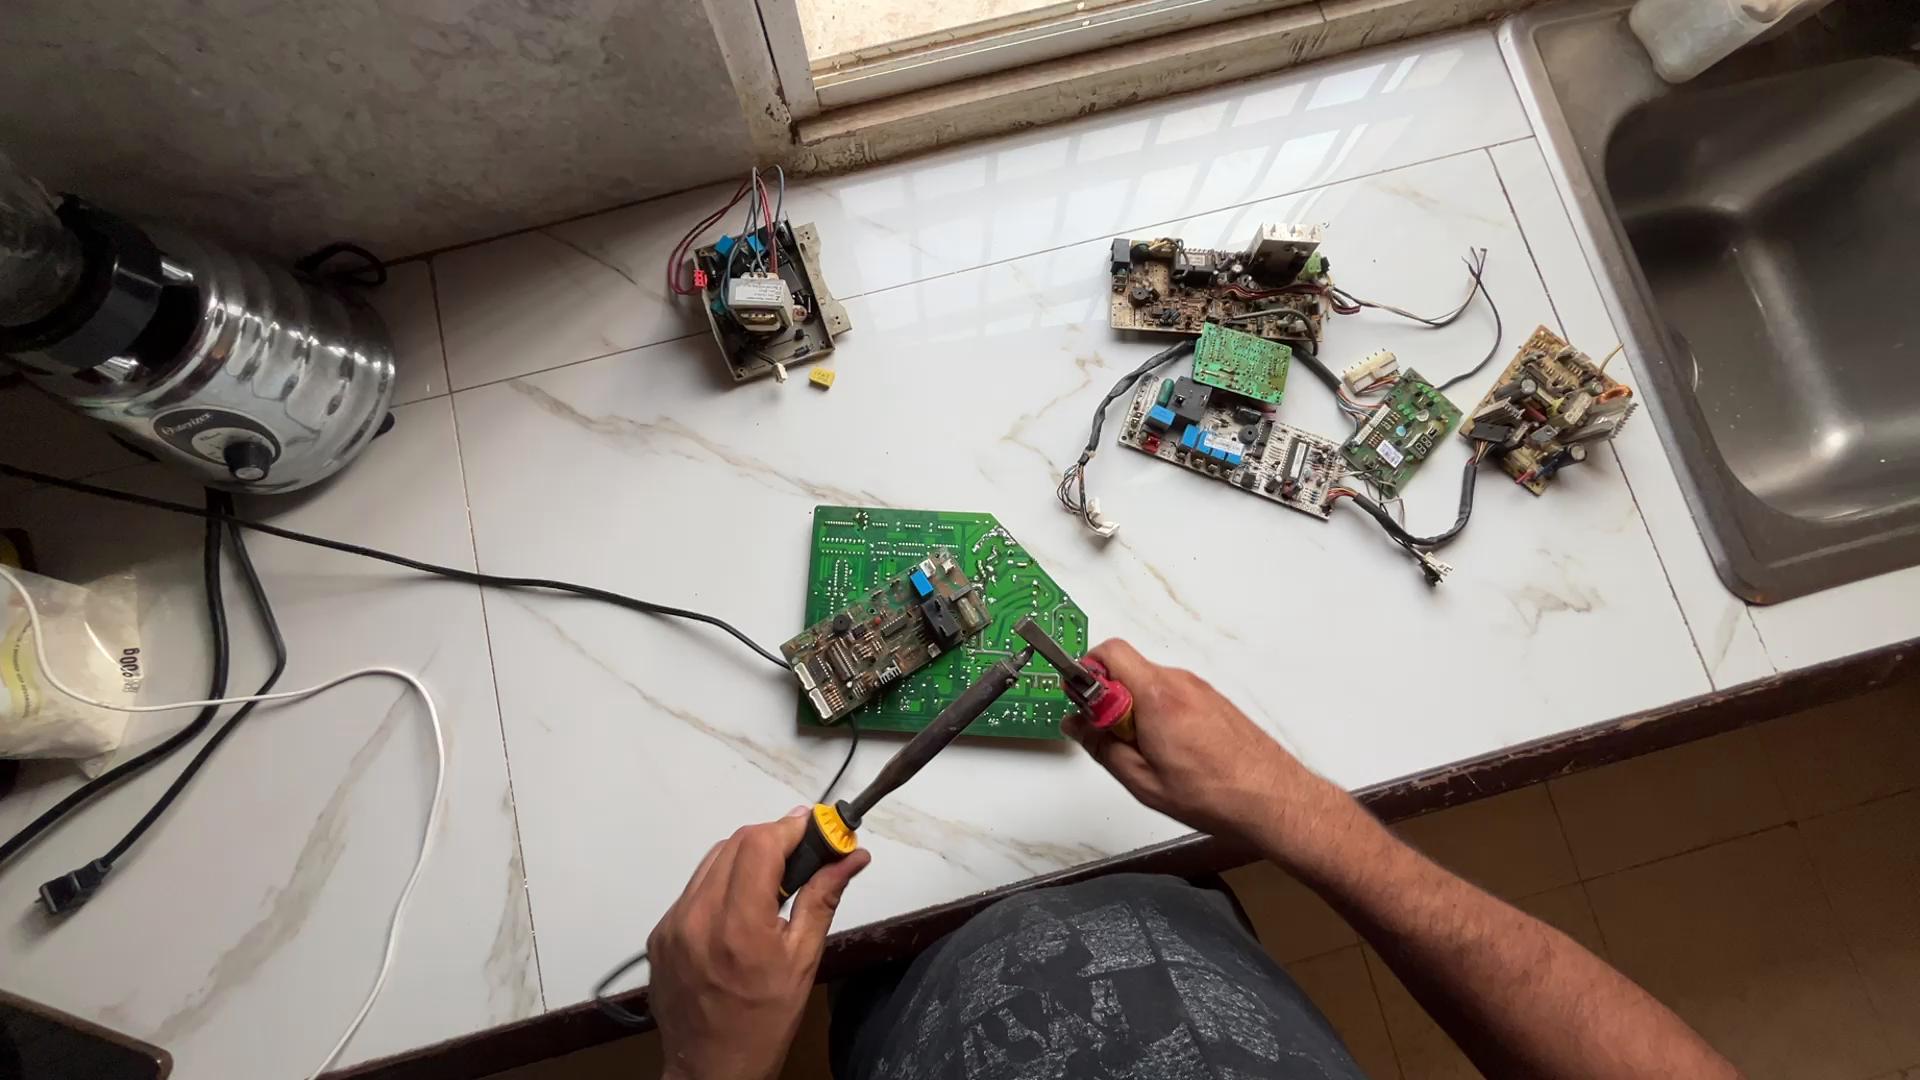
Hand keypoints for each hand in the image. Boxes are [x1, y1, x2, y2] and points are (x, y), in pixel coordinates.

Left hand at [648, 807, 871, 1079]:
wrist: (711, 1072)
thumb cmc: (766, 1019)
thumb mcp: (804, 959)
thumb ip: (823, 897)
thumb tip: (853, 856)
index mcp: (738, 925)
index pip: (761, 843)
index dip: (791, 826)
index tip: (816, 827)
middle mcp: (698, 916)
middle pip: (737, 842)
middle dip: (774, 836)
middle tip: (802, 851)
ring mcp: (672, 924)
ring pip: (714, 858)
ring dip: (747, 854)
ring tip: (772, 878)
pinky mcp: (659, 933)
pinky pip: (695, 885)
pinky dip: (722, 879)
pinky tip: (740, 901)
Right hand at [1063, 639, 1330, 844]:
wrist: (1274, 800)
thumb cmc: (1216, 793)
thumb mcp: (1142, 780)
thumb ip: (1101, 746)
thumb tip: (1076, 725)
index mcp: (1156, 696)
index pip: (1108, 653)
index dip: (1086, 676)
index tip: (1084, 707)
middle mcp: (1177, 681)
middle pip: (1125, 667)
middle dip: (1108, 698)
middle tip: (1113, 737)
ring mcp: (1197, 687)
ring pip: (1146, 681)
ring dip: (1133, 707)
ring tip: (1146, 751)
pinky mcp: (1210, 698)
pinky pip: (1169, 692)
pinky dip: (1156, 711)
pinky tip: (1169, 749)